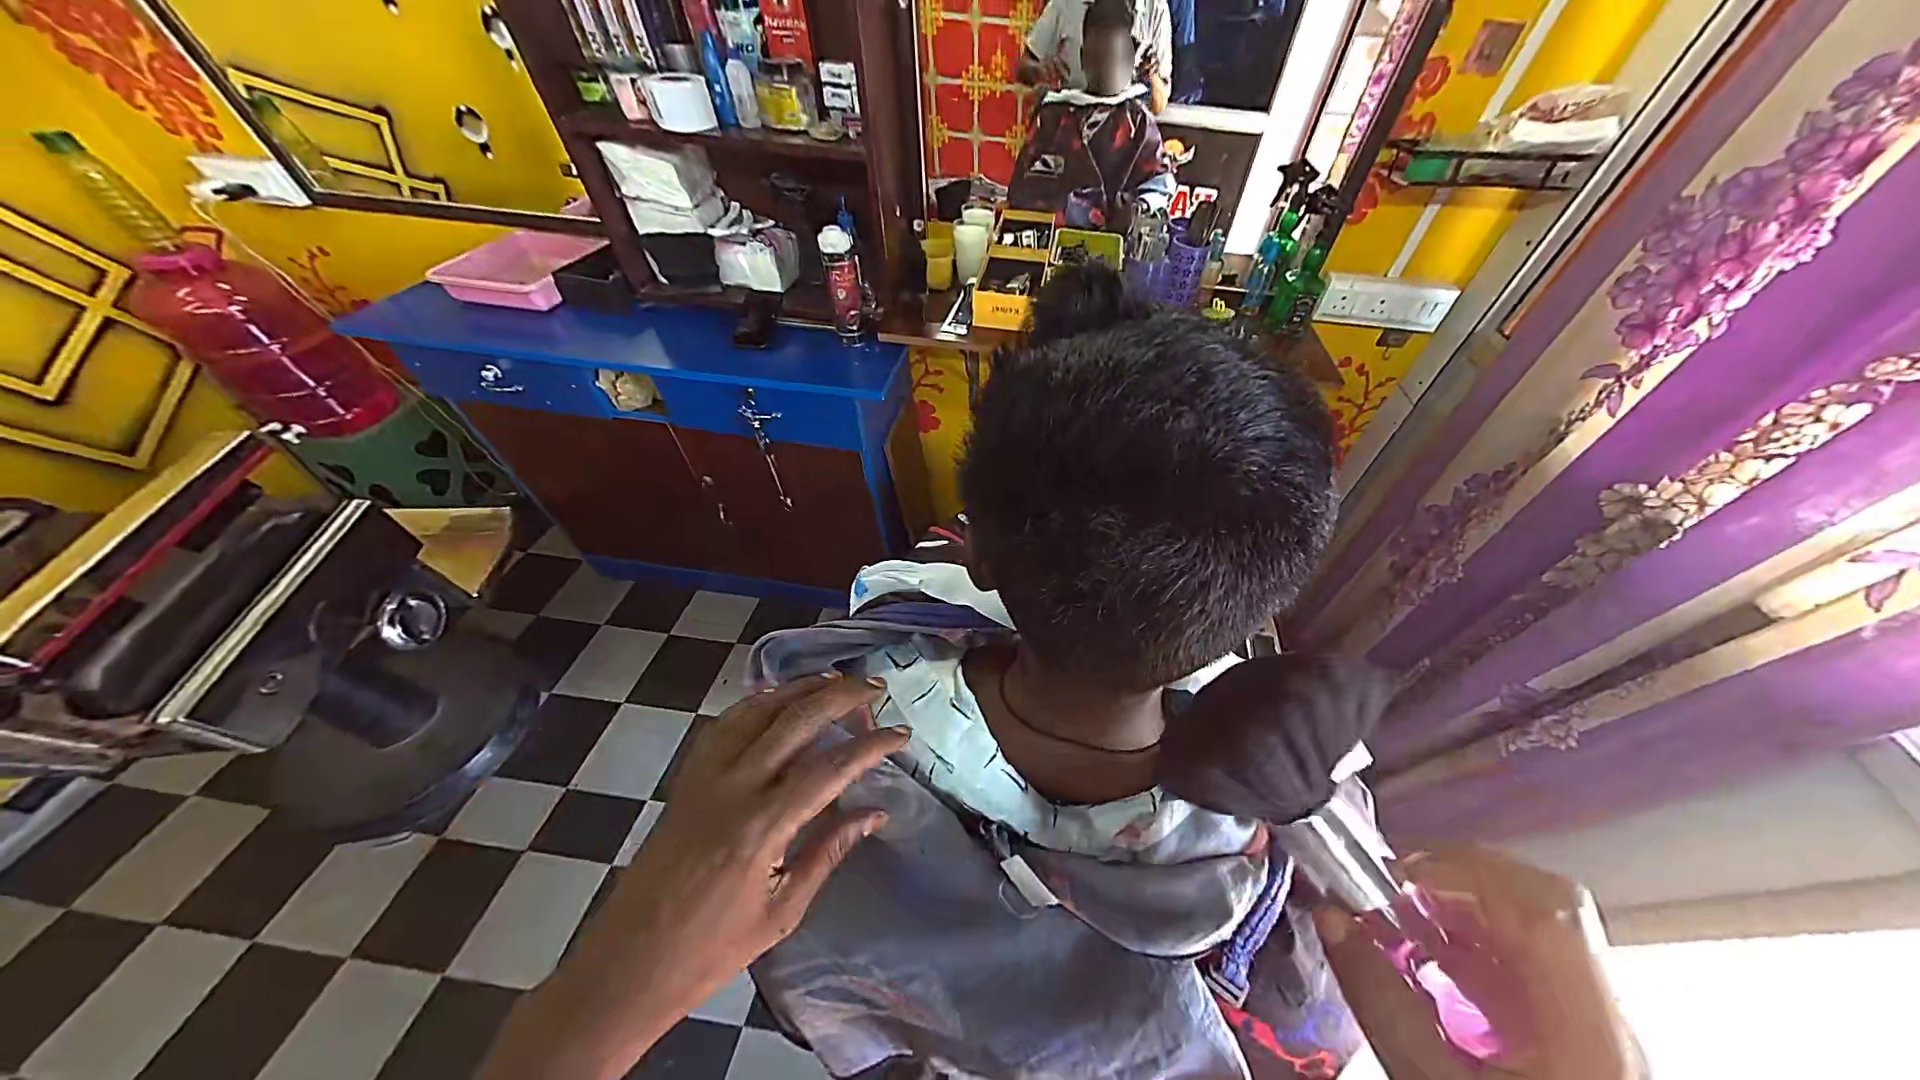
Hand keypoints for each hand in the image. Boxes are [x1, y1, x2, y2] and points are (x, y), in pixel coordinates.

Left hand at [481, 675, 905, 1079]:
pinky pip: (725, 723)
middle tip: (874, 688)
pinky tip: (777, 698)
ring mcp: (704, 776)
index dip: (871, 745)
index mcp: (762, 827)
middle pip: (795, 720)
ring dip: (800, 687)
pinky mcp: (686, 777)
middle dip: (841, 695)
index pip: (830, 768)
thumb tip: (875, 812)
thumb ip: (830, 850)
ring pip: (758, 709)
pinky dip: (758, 701)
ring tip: (834, 679)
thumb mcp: (783, 911)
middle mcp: (733, 787)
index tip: (901, 733)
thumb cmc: (711, 950)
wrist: (627, 964)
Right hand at [1313, 847, 1640, 1079]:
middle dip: (1454, 879)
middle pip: (1540, 905)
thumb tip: (1330, 917)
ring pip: (1530, 927)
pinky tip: (1423, 952)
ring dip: (1455, 906)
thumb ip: (1381, 999)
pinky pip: (1523, 959)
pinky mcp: (1576, 1032)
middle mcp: (1604, 1018)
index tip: (1397, 873)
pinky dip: (1466, 939)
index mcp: (1588, 1033)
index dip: (1467, 869)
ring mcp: (1597, 1023)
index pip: (1546, 910)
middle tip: (1387, 886)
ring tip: (1394, 915)